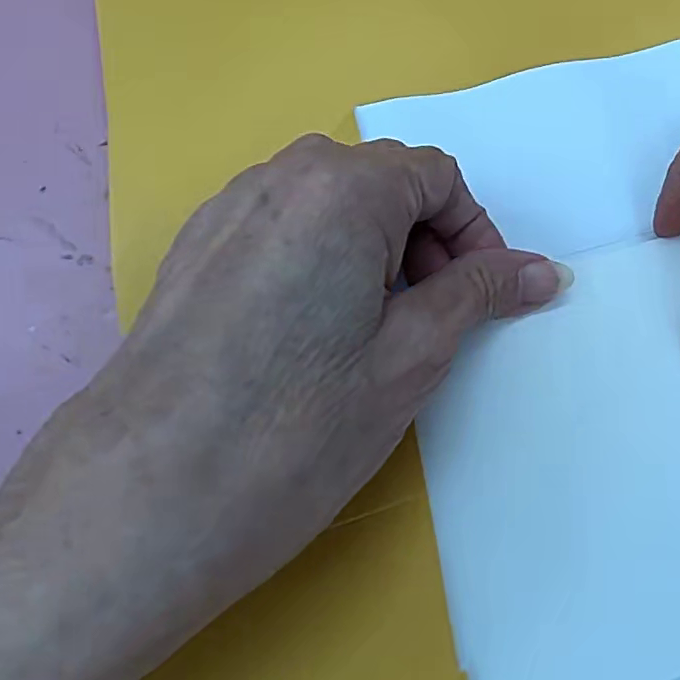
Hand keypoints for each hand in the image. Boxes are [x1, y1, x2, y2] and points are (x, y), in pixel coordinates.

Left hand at [0, 135, 566, 679]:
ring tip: (366, 331)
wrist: (137, 504)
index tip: (475, 296)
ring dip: (373, 251)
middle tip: (424, 321)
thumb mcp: (413, 355)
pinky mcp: (192, 250)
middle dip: (423, 241)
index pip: (437, 175)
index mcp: (340, 185)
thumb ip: (480, 293)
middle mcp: (277, 175)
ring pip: (330, 206)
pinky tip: (304, 334)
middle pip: (382, 183)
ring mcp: (224, 210)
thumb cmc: (299, 427)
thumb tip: (542, 270)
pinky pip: (281, 228)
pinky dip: (320, 260)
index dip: (472, 233)